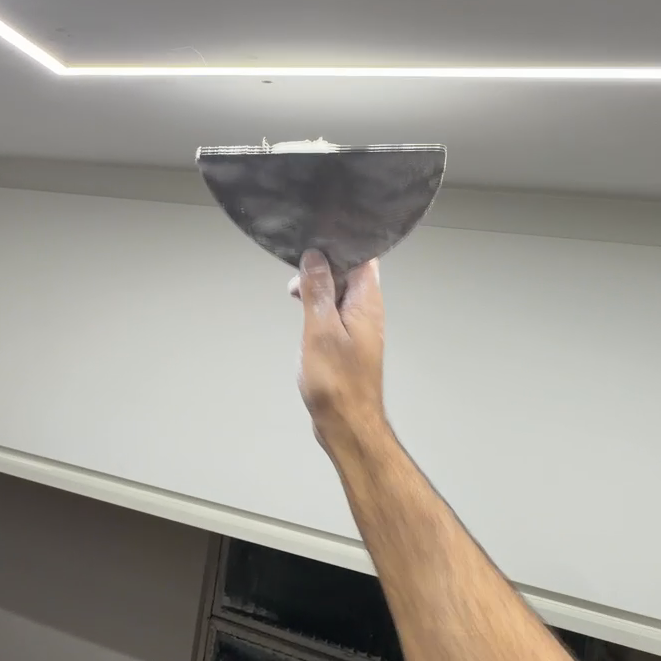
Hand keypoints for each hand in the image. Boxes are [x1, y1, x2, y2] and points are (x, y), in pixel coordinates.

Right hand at [290, 250, 387, 452]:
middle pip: (350, 272)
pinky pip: (334, 310)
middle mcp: (367, 311)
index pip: (364, 259)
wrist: (345, 423)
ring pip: (340, 292)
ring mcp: (358, 327)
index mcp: (367, 303)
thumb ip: (318, 291)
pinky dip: (318, 304)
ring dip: (318, 286)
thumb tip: (314, 256)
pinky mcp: (347, 341)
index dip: (343, 244)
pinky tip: (301, 310)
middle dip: (324, 264)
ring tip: (292, 291)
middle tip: (296, 271)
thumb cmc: (335, 379)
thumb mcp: (320, 330)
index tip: (316, 237)